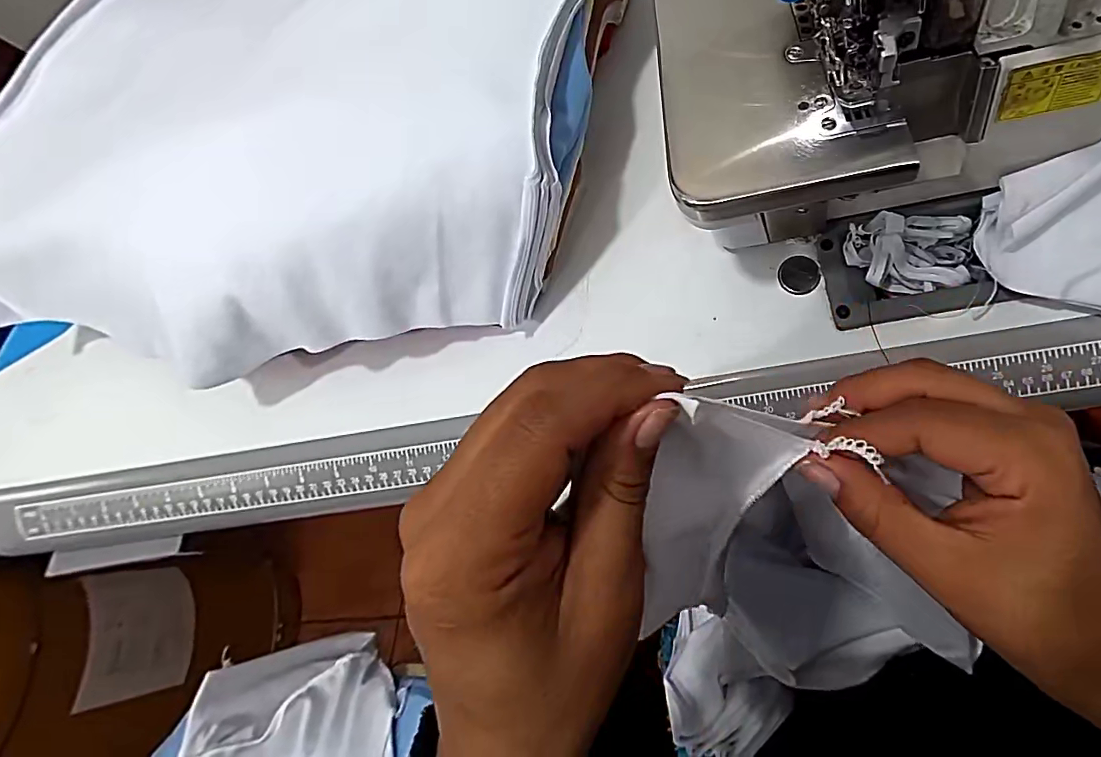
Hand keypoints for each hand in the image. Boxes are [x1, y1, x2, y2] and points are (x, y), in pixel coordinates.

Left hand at [399, 354, 685, 755]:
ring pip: (517, 402)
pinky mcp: (451, 493)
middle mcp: (433, 509)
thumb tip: (651, 409)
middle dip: (602, 379)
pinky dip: (567, 408)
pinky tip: (607, 415)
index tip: (667, 386)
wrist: (505, 734)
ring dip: (586, 387)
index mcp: (464, 544)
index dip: (608, 390)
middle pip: (523, 402)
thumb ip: (622, 487)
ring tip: (644, 397)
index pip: (538, 427)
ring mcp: (434, 497)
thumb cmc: (557, 682)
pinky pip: (512, 424)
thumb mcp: (607, 589)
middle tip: (663, 387)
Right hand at [798, 360, 1100, 756]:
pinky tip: (877, 425)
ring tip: (836, 419)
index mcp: (1026, 450)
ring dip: (885, 396)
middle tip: (815, 417)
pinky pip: (953, 400)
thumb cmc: (1034, 616)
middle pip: (931, 381)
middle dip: (867, 393)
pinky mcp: (1020, 427)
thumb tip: (818, 466)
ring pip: (940, 383)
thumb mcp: (945, 569)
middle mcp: (1032, 416)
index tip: (813, 447)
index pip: (925, 420)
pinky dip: (909, 408)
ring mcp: (1030, 416)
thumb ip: (878, 511)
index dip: (862, 430)